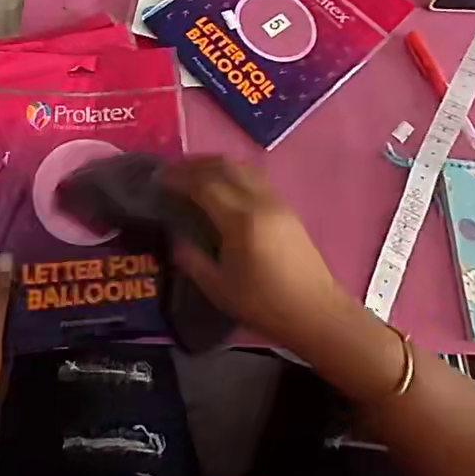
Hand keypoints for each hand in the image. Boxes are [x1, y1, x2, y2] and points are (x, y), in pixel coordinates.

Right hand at [162, 157, 356, 353]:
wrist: (316, 312)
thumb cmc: (265, 305)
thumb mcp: (219, 289)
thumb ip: (192, 260)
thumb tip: (175, 239)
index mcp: (241, 220)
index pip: (204, 184)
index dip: (179, 178)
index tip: (158, 178)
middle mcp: (260, 201)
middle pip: (224, 166)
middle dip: (195, 163)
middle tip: (171, 169)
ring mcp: (277, 201)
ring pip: (242, 167)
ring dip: (215, 164)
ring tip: (193, 172)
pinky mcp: (287, 207)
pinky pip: (255, 177)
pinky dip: (233, 173)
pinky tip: (223, 185)